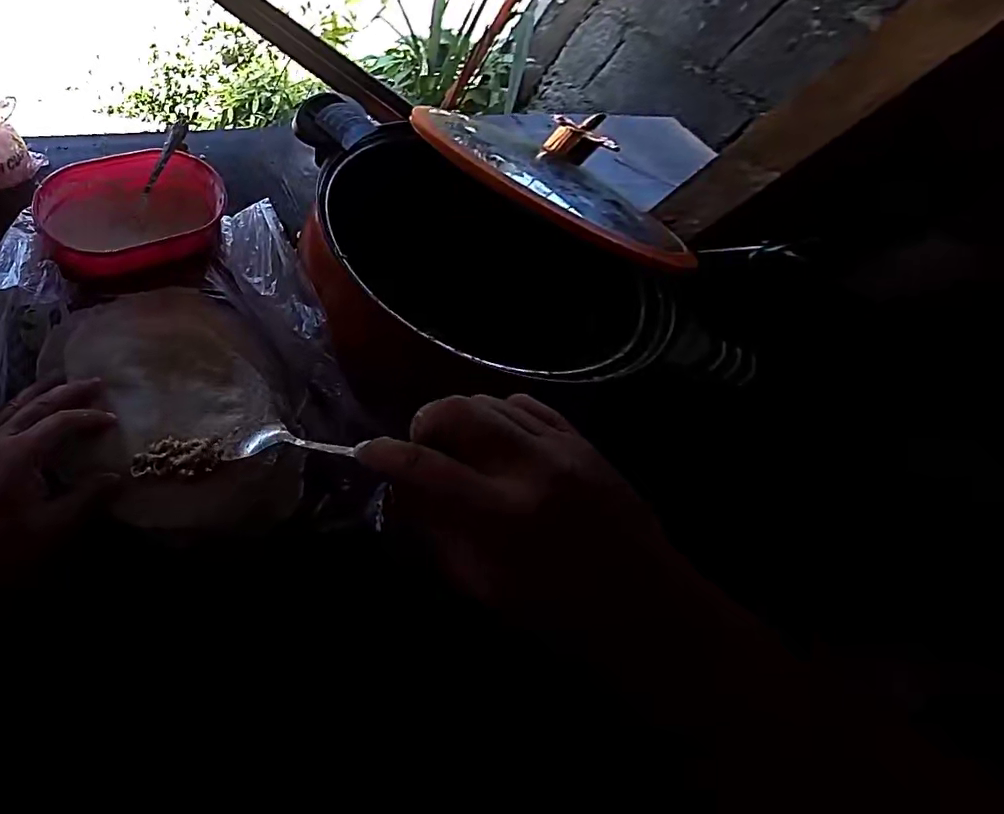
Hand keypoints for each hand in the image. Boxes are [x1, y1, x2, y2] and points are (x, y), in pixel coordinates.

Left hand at [0, 378, 117, 605]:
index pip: (60, 422)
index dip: (88, 417)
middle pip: (37, 404)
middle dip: (67, 391)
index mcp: (20, 451)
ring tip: (58, 380)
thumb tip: (117, 477)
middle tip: (93, 380)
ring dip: (38, 392)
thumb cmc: (2, 550)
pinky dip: (12, 408)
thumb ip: (85, 499)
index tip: (112, 416)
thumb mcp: (51, 528)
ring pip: (12, 406)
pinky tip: (14, 408)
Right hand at [358, 394, 697, 637]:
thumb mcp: (476, 582)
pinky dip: (498, 417)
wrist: (657, 621)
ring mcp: (565, 452)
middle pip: (454, 410)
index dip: (382, 454)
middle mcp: (533, 472)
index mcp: (502, 517)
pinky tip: (498, 444)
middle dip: (424, 424)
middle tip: (425, 451)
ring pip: (486, 401)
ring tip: (462, 450)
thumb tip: (400, 487)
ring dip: (460, 421)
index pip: (422, 465)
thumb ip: (432, 526)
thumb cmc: (556, 615)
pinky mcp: (586, 445)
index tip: (365, 454)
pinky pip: (524, 405)